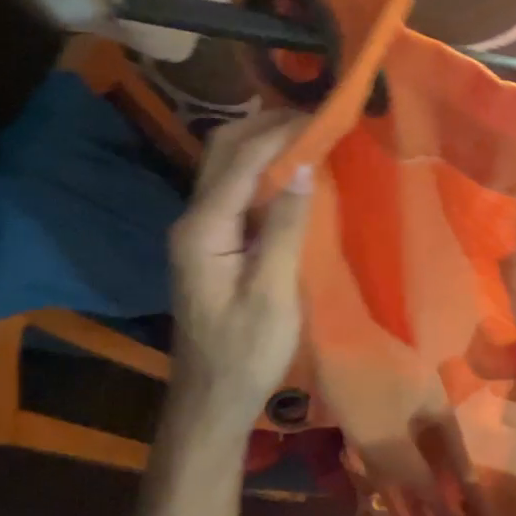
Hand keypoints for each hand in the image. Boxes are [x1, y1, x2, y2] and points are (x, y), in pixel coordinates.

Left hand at [169, 110, 313, 412]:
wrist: (213, 400)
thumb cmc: (246, 352)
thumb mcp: (273, 292)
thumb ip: (285, 226)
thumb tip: (304, 167)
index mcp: (203, 229)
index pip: (241, 161)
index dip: (281, 133)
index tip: (323, 115)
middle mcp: (193, 220)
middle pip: (224, 152)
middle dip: (268, 127)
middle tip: (318, 119)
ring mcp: (200, 231)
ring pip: (228, 168)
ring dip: (265, 144)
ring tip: (311, 136)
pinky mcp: (213, 244)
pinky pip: (237, 191)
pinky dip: (264, 172)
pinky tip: (294, 175)